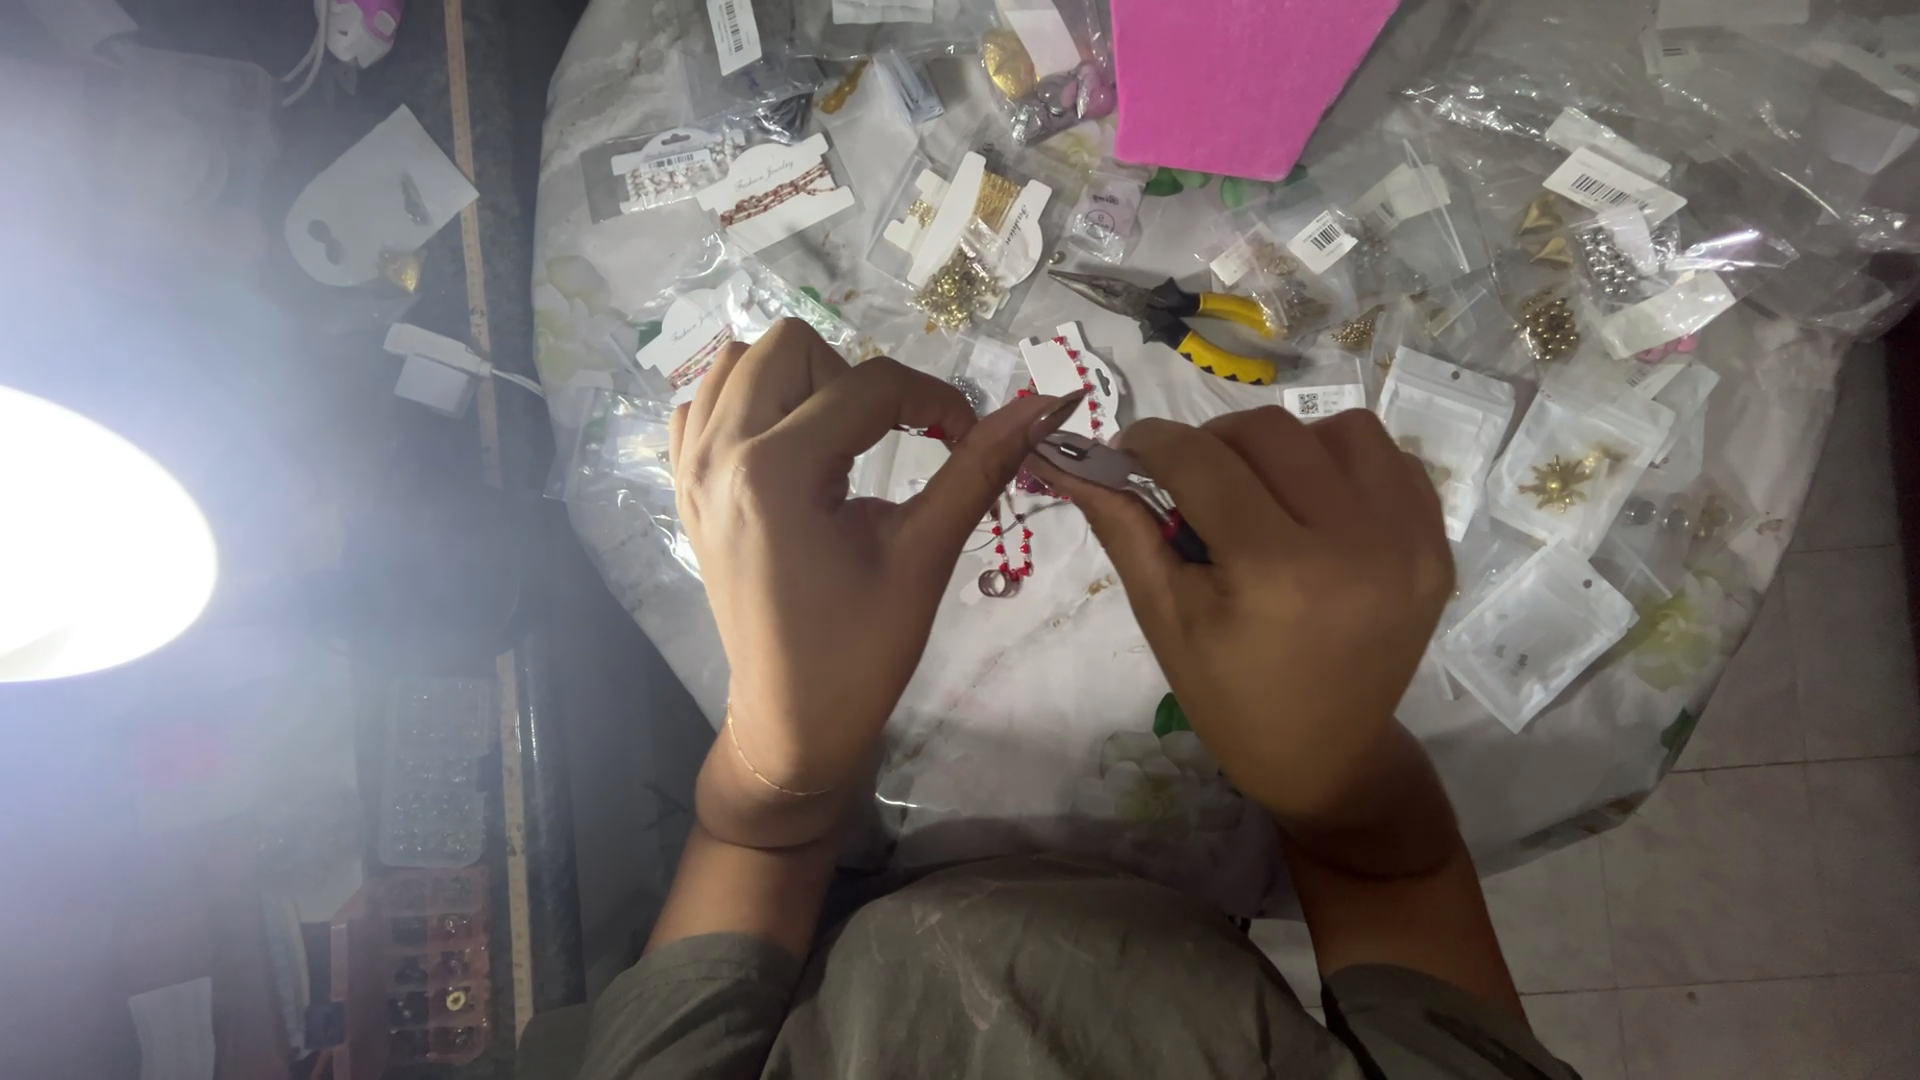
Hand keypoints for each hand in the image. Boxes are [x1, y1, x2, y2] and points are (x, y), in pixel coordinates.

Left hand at [670, 320, 1084, 846]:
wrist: (791, 722)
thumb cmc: (862, 651)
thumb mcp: (924, 555)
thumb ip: (979, 467)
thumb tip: (1045, 403)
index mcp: (777, 471)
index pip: (871, 384)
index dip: (937, 400)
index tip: (966, 437)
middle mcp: (719, 453)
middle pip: (791, 346)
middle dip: (855, 380)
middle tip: (887, 441)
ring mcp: (690, 471)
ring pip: (738, 363)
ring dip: (800, 383)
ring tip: (836, 444)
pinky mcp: (686, 492)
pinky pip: (702, 406)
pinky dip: (747, 406)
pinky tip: (785, 453)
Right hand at [1042, 407, 1453, 828]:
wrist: (1324, 754)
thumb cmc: (1227, 695)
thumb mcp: (1162, 615)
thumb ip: (1122, 528)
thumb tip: (1071, 463)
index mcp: (1276, 571)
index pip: (1201, 462)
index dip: (1151, 442)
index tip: (1128, 449)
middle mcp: (1355, 542)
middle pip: (1268, 432)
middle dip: (1210, 442)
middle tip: (1189, 482)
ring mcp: (1409, 540)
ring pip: (1336, 429)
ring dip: (1282, 446)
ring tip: (1257, 490)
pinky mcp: (1437, 544)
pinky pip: (1387, 457)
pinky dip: (1339, 461)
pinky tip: (1311, 502)